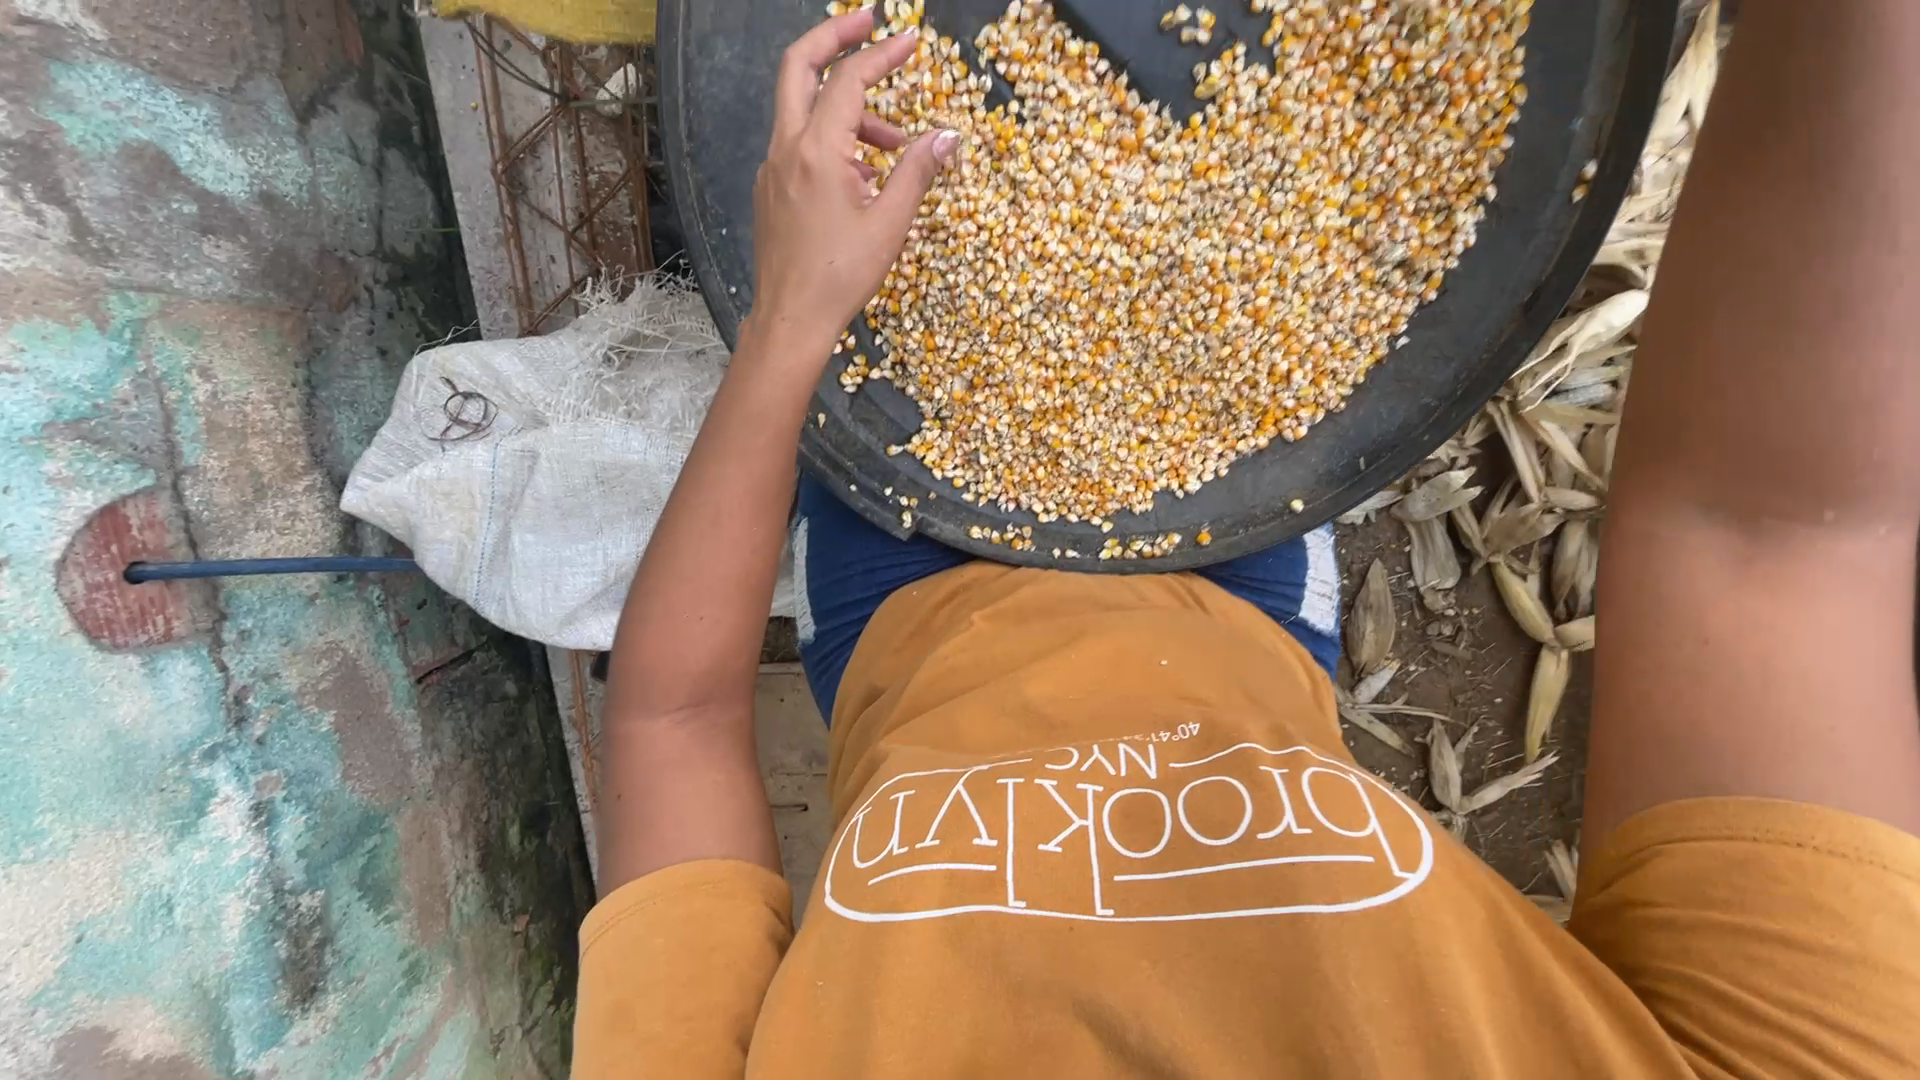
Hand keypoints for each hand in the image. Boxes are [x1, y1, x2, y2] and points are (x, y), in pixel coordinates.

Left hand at [748, 10, 958, 348]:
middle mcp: (786, 149)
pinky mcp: (770, 191)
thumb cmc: (841, 277)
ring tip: (891, 148)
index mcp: (816, 152)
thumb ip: (917, 173)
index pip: (849, 80)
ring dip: (845, 111)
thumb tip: (948, 136)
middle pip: (799, 67)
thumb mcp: (890, 225)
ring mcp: (772, 169)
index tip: (911, 40)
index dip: (882, 55)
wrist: (790, 319)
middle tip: (870, 25)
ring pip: (802, 111)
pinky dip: (830, 142)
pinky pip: (799, 146)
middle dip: (835, 38)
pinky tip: (861, 178)